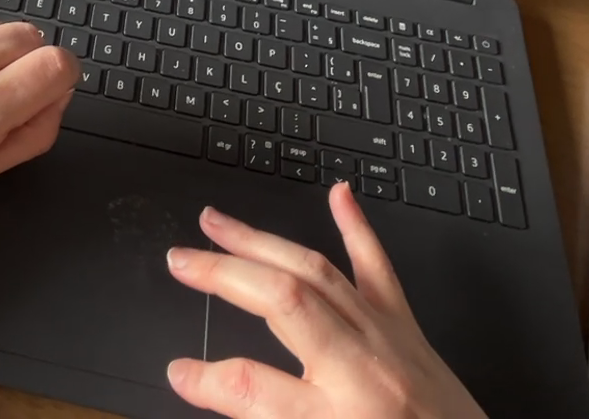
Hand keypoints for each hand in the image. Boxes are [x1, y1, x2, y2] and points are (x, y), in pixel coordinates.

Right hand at [164, 184, 487, 418]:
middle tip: (180, 259)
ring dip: (261, 241)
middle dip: (223, 272)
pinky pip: (380, 268)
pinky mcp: (410, 329)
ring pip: (316, 271)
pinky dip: (358, 227)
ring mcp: (388, 338)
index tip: (178, 371)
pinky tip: (340, 194)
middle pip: (283, 301)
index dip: (206, 379)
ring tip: (218, 222)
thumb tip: (226, 394)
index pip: (253, 388)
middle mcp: (364, 371)